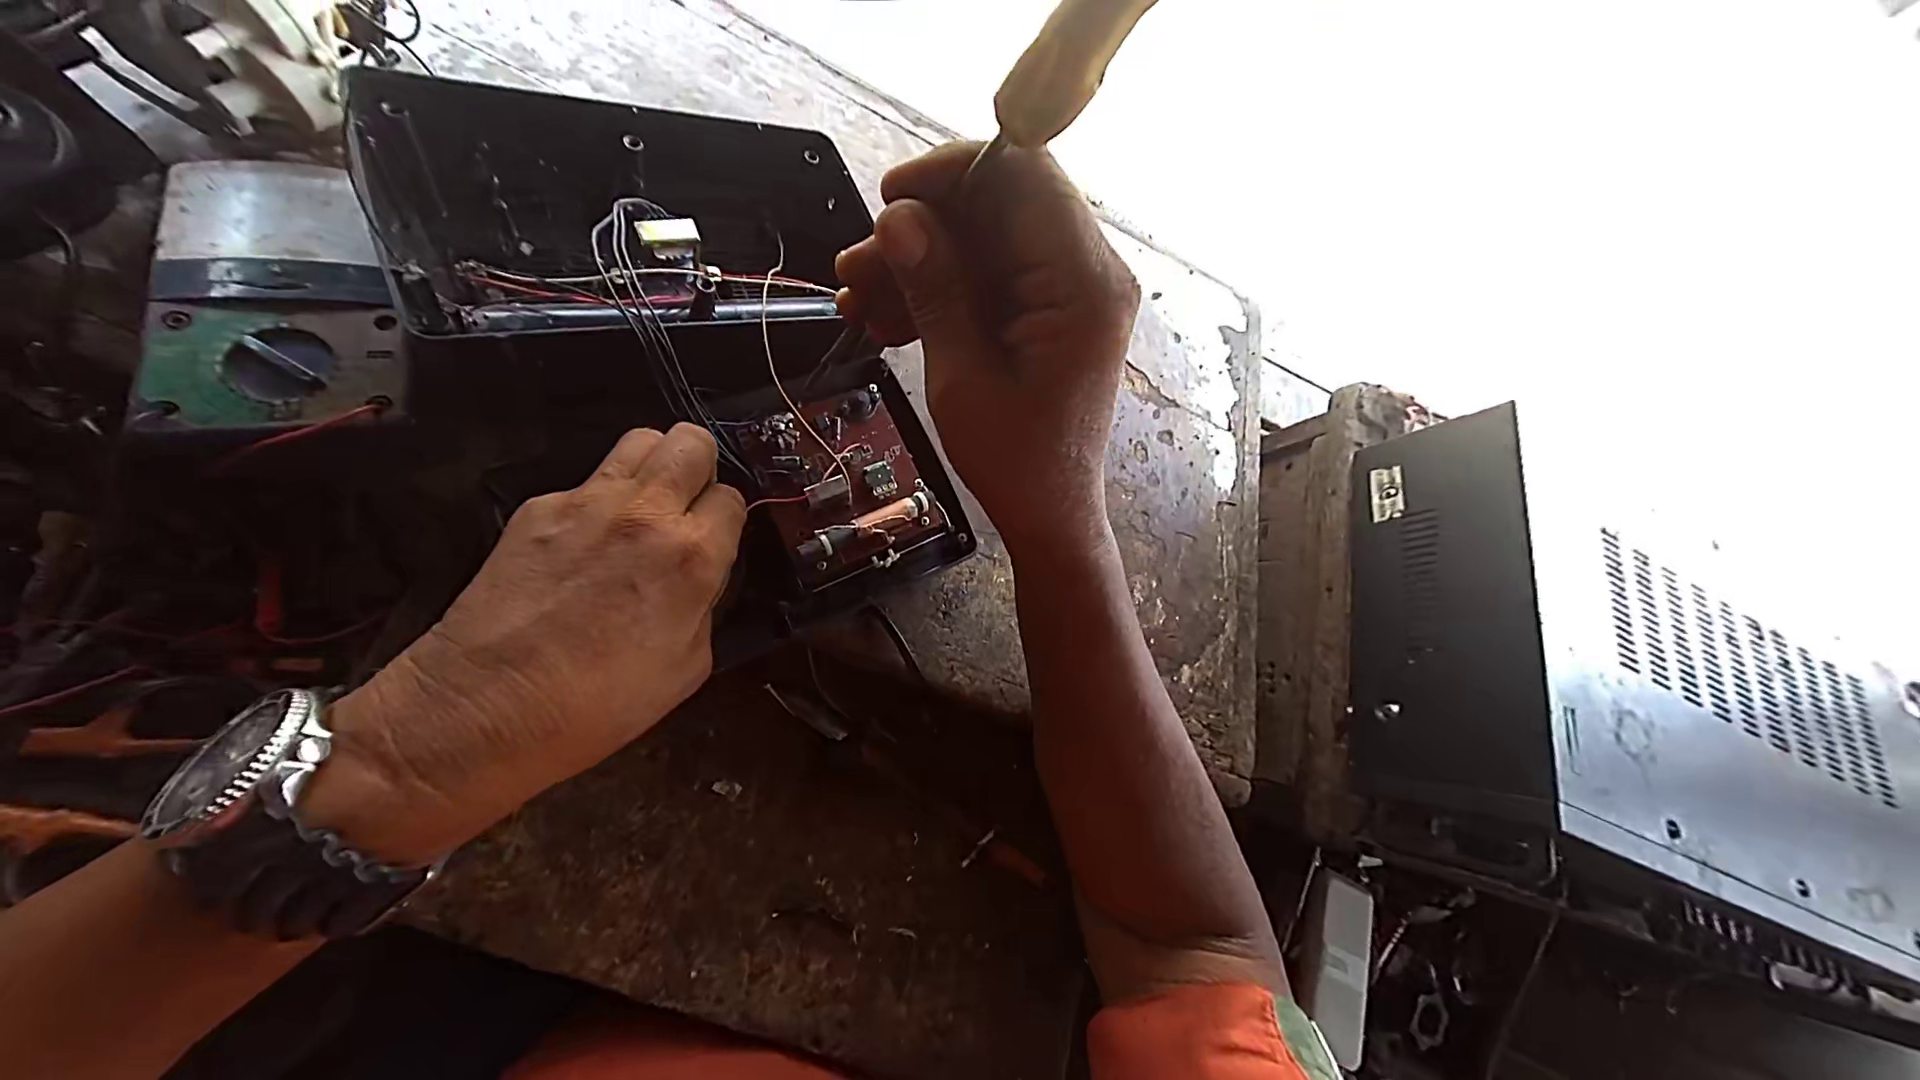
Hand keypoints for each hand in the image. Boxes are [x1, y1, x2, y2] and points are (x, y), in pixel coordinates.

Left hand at [300, 424, 745, 864]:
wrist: (483, 711)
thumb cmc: (602, 703)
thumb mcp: (690, 663)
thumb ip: (705, 601)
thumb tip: (701, 574)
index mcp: (693, 555)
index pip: (732, 497)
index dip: (727, 518)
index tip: (715, 539)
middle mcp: (646, 513)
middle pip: (691, 440)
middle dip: (700, 465)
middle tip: (687, 502)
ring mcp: (586, 502)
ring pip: (642, 438)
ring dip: (655, 465)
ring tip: (646, 505)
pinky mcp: (537, 507)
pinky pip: (587, 481)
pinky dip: (600, 500)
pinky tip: (585, 542)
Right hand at [834, 141, 1139, 561]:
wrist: (1047, 512)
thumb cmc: (1014, 461)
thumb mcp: (963, 375)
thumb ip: (936, 289)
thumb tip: (899, 218)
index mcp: (1083, 282)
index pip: (1023, 175)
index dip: (950, 173)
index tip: (888, 200)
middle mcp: (1087, 274)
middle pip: (997, 208)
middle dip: (921, 231)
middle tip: (858, 268)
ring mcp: (1068, 293)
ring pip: (981, 246)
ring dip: (918, 267)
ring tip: (859, 304)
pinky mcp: (1047, 314)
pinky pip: (988, 281)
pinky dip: (939, 294)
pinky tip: (888, 322)